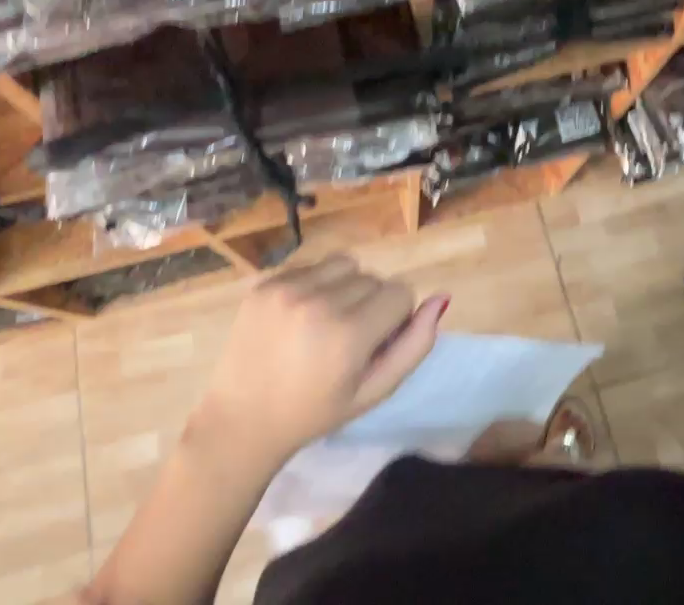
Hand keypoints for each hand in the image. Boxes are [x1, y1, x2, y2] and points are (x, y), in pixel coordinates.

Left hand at [193, 256, 447, 461]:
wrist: (242, 420)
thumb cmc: (314, 413)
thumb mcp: (373, 392)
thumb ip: (414, 346)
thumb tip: (441, 298)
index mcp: (349, 335)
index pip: (401, 292)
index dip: (396, 318)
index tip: (375, 344)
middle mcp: (319, 302)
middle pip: (374, 278)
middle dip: (371, 303)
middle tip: (349, 338)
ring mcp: (287, 289)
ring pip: (346, 264)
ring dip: (346, 286)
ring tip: (327, 320)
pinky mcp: (265, 283)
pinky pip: (311, 266)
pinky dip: (316, 284)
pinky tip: (301, 315)